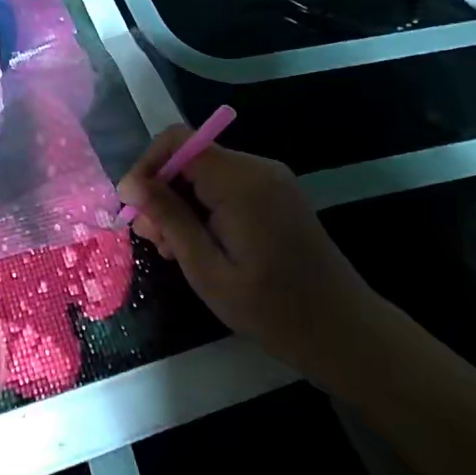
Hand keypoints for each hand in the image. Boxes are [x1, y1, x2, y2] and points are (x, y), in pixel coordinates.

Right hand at [119, 126, 386, 371]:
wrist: (345, 333)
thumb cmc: (272, 309)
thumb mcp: (206, 268)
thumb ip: (169, 218)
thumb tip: (131, 184)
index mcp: (240, 181)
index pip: (178, 141)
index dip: (147, 165)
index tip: (131, 205)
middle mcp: (256, 169)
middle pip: (188, 157)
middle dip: (159, 191)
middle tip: (148, 237)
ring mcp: (269, 181)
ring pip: (202, 174)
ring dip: (177, 203)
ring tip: (169, 248)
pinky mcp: (274, 196)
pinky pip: (222, 187)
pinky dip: (200, 208)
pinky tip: (195, 244)